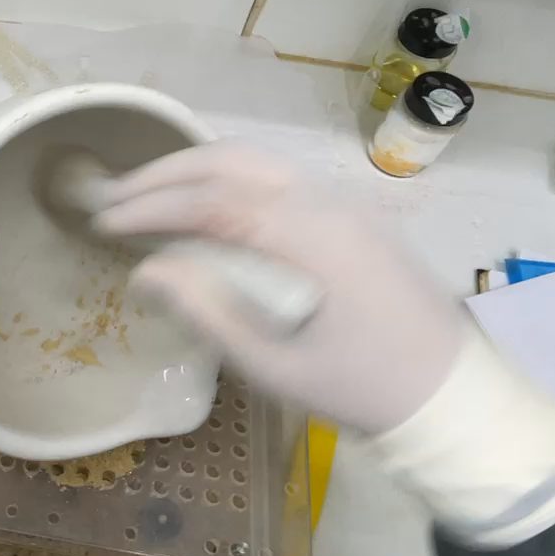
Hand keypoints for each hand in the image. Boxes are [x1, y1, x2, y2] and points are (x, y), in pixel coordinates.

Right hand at [93, 143, 463, 435]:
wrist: (450, 394)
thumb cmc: (359, 388)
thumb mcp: (274, 365)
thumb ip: (207, 311)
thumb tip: (145, 272)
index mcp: (313, 239)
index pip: (213, 202)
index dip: (152, 207)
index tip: (104, 225)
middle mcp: (328, 203)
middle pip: (231, 161)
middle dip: (163, 174)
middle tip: (112, 198)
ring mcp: (342, 202)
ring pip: (253, 160)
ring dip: (192, 170)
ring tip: (144, 195)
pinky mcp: (346, 214)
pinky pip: (273, 177)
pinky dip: (223, 180)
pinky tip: (197, 205)